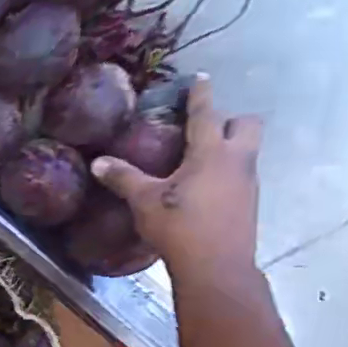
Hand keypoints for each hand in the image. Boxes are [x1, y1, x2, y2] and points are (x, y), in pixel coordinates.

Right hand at [90, 75, 263, 278]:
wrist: (216, 267)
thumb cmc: (179, 227)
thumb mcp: (144, 201)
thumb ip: (124, 178)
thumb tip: (98, 162)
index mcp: (211, 152)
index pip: (207, 113)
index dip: (200, 94)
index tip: (199, 79)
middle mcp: (237, 160)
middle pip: (246, 123)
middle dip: (229, 120)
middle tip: (203, 128)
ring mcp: (248, 182)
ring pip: (246, 150)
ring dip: (228, 147)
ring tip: (199, 159)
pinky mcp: (249, 203)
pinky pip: (242, 175)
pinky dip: (226, 172)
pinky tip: (204, 188)